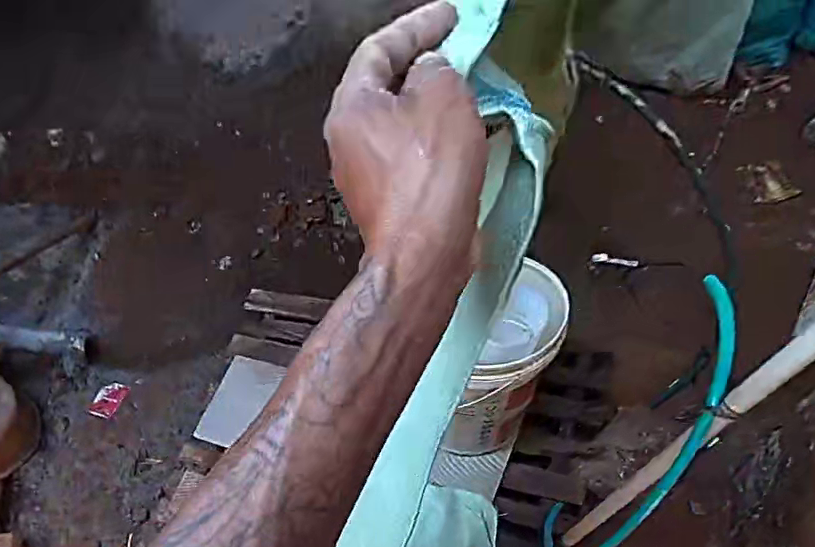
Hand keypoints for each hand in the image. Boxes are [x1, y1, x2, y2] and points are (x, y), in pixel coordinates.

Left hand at [324, 2, 486, 276]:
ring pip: (400, 127)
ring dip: (432, 108)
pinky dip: (435, 143)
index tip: (448, 17)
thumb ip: (435, 67)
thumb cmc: (428, 177)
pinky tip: (461, 139)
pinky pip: (411, 160)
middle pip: (385, 89)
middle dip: (422, 67)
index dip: (417, 25)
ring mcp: (367, 180)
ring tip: (466, 93)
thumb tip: (431, 74)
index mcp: (350, 110)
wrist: (425, 254)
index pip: (379, 49)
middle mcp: (349, 145)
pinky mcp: (389, 205)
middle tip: (456, 51)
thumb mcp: (442, 94)